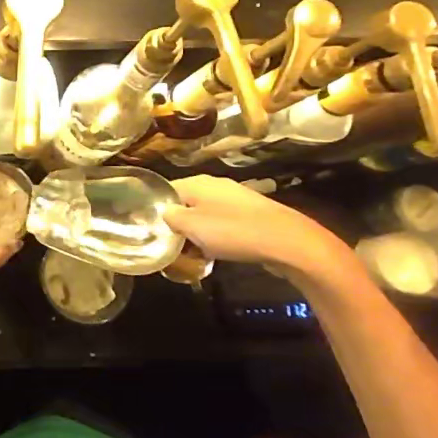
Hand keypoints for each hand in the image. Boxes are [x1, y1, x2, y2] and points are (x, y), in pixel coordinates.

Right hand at [165, 176, 340, 272]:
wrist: (285, 240)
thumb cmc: (232, 231)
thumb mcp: (192, 226)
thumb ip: (171, 218)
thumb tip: (163, 213)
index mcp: (198, 182)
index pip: (166, 191)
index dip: (155, 211)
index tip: (151, 232)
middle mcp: (215, 185)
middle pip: (186, 204)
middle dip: (177, 226)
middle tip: (171, 248)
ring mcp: (235, 199)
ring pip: (205, 215)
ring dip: (197, 234)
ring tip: (193, 255)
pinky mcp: (251, 214)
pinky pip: (224, 224)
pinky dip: (217, 238)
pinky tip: (218, 254)